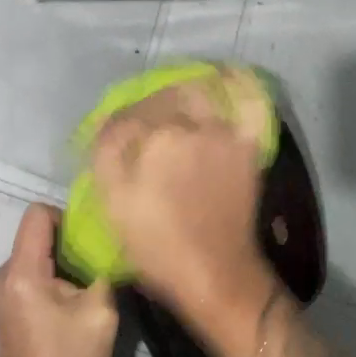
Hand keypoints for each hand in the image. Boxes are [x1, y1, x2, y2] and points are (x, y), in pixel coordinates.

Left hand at [0, 204, 116, 356]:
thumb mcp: (99, 313)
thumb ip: (104, 269)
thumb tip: (110, 245)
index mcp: (21, 270)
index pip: (37, 213)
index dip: (66, 217)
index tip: (90, 241)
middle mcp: (4, 273)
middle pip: (36, 234)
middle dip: (68, 244)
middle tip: (96, 267)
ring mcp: (2, 291)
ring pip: (36, 254)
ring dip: (62, 265)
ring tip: (87, 289)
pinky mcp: (7, 306)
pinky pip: (31, 274)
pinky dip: (52, 280)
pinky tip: (72, 306)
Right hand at [89, 85, 275, 323]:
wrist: (215, 274)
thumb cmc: (157, 243)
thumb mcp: (114, 201)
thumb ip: (107, 150)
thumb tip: (111, 122)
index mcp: (157, 134)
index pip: (130, 112)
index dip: (119, 124)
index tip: (114, 138)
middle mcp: (194, 123)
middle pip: (166, 96)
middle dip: (150, 105)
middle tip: (143, 125)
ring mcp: (226, 132)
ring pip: (201, 92)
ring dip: (185, 92)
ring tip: (175, 106)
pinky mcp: (248, 145)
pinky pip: (247, 103)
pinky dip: (238, 86)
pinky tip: (226, 82)